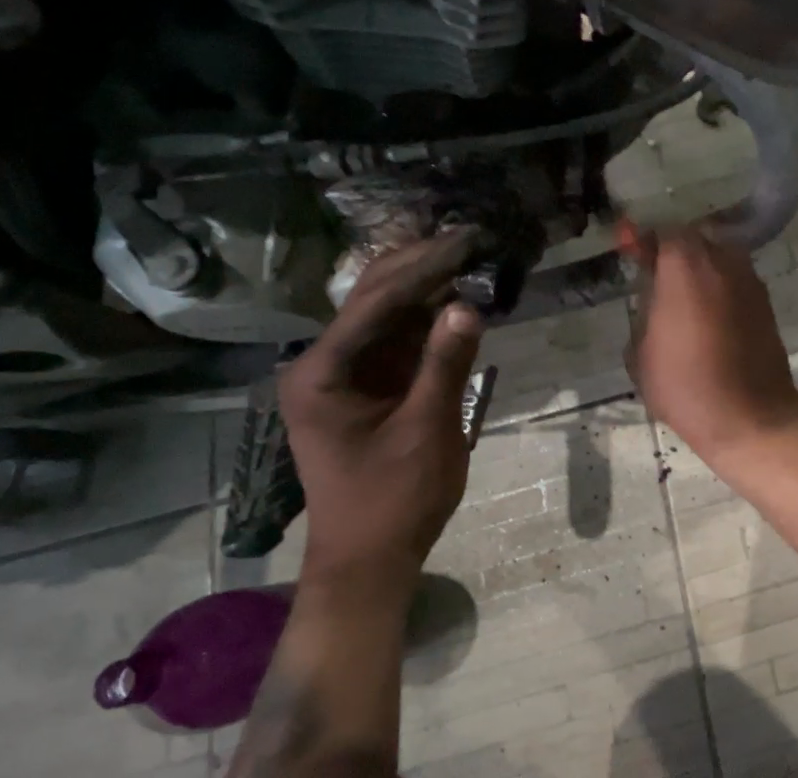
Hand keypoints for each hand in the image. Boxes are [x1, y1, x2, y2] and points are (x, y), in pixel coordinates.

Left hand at [278, 229, 487, 595]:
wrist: (369, 559)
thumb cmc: (391, 500)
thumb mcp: (425, 432)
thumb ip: (445, 366)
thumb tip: (468, 305)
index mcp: (321, 372)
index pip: (376, 302)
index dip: (425, 267)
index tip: (468, 240)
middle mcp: (325, 362)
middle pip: (375, 296)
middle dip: (424, 264)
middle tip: (474, 238)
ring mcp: (346, 372)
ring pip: (389, 311)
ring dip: (431, 285)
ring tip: (475, 255)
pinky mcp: (369, 384)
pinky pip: (401, 337)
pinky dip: (432, 316)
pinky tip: (463, 294)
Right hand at [624, 224, 797, 461]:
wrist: (749, 414)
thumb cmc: (684, 384)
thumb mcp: (640, 350)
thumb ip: (645, 308)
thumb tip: (653, 296)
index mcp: (685, 266)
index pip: (664, 231)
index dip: (645, 239)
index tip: (629, 246)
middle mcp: (723, 261)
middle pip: (696, 238)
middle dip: (674, 250)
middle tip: (655, 272)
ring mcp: (750, 280)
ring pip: (720, 256)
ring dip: (700, 267)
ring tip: (682, 295)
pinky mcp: (766, 302)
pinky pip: (736, 280)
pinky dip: (720, 287)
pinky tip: (707, 313)